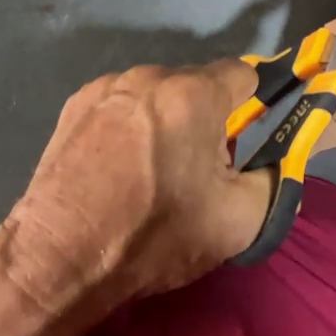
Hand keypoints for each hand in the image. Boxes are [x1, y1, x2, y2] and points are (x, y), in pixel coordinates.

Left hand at [8, 60, 272, 302]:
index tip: (243, 142)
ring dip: (167, 120)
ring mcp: (105, 87)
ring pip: (158, 94)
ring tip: (150, 171)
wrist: (61, 260)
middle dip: (207, 118)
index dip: (251, 106)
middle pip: (197, 85)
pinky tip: (117, 167)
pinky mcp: (74, 105)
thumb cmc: (155, 237)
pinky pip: (122, 104)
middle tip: (197, 169)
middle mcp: (148, 76)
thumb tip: (273, 165)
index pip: (243, 74)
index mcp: (193, 96)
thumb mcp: (240, 221)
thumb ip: (275, 180)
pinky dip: (131, 126)